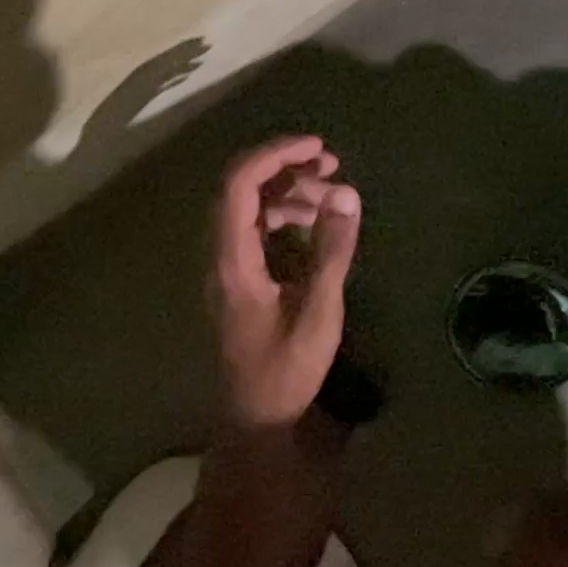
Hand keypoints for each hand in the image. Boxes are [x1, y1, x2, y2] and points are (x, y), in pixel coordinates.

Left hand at [211, 135, 361, 429]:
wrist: (256, 418)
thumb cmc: (285, 369)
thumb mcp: (317, 310)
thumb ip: (331, 250)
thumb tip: (346, 194)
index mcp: (232, 258)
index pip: (240, 184)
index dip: (275, 155)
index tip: (317, 148)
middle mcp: (221, 255)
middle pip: (241, 190)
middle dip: (285, 168)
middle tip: (331, 165)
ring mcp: (227, 267)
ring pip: (249, 209)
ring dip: (287, 192)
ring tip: (331, 193)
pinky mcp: (239, 279)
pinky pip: (255, 231)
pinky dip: (283, 217)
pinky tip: (315, 224)